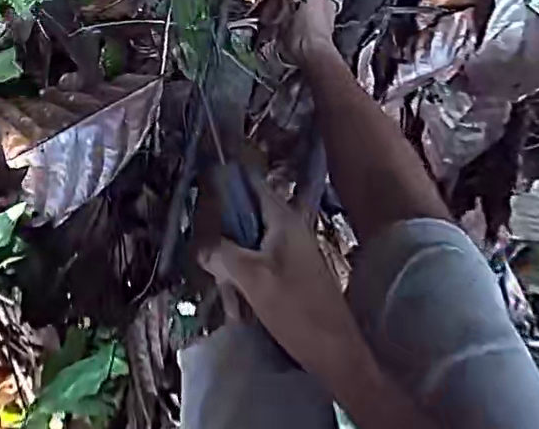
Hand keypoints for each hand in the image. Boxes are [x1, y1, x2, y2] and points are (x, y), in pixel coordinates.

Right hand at [199, 174, 355, 361]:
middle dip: (224, 231)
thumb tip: (199, 246)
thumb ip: (222, 254)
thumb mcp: (252, 279)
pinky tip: (237, 299)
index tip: (201, 189)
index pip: (250, 184)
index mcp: (282, 218)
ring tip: (223, 285)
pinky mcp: (292, 272)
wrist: (339, 356)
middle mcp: (288, 227)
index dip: (225, 181)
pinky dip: (245, 274)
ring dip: (233, 259)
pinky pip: (259, 261)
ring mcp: (292, 250)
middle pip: (246, 214)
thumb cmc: (297, 309)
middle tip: (206, 249)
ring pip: (250, 241)